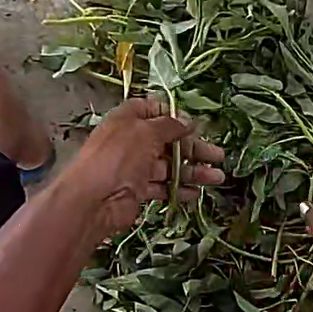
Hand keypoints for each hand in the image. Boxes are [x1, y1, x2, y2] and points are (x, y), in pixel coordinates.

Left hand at [59, 97, 223, 237]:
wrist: (94, 200)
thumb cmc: (118, 157)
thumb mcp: (146, 132)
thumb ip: (169, 125)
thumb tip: (188, 121)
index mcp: (129, 120)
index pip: (155, 111)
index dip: (177, 117)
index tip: (198, 125)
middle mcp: (132, 141)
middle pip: (169, 141)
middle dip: (195, 149)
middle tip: (218, 156)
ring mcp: (134, 167)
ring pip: (170, 166)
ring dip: (193, 171)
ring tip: (217, 178)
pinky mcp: (138, 190)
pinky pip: (163, 187)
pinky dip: (179, 189)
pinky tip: (196, 193)